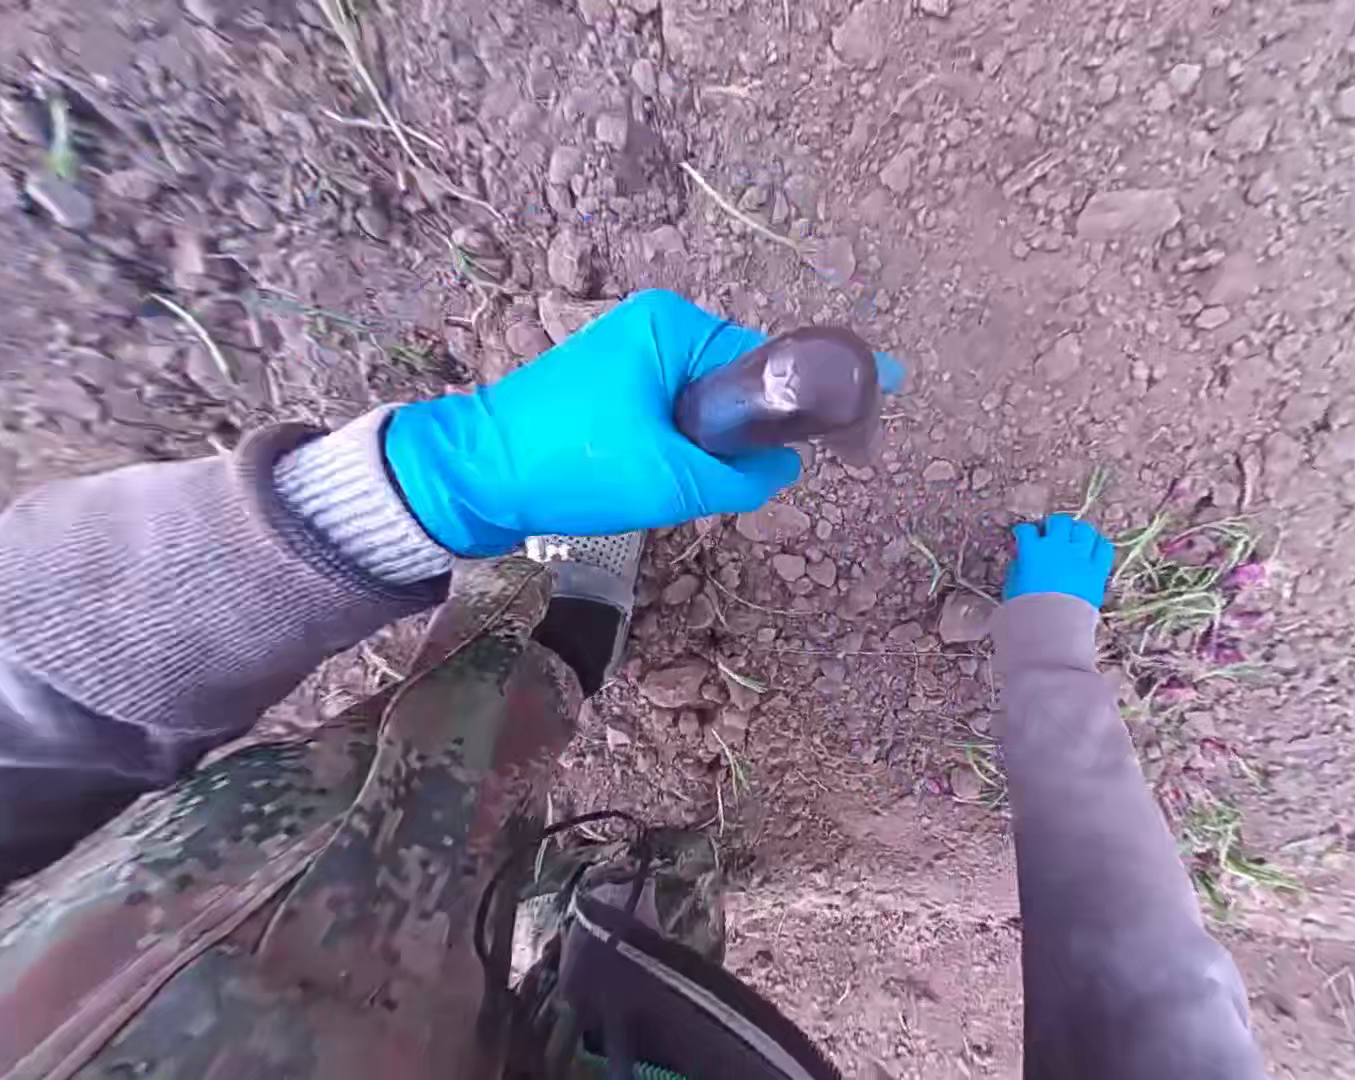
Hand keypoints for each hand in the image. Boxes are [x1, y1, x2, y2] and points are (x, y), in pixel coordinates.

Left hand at [385, 290, 895, 555]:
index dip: (820, 387)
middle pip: (746, 380)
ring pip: (716, 401)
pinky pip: (686, 409)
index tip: (881, 391)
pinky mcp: (623, 384)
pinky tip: (689, 471)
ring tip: (710, 479)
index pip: (770, 356)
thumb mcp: (674, 480)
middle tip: (769, 470)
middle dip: (762, 426)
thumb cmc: (574, 465)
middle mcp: (662, 328)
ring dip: (726, 439)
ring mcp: (640, 354)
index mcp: (677, 328)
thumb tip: (788, 468)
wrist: (473, 477)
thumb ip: (745, 477)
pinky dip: (700, 439)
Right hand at [1004, 513, 1115, 609]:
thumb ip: (1016, 569)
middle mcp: (1058, 546)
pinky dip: (1096, 544)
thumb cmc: (1027, 609)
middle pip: (1058, 522)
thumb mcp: (1012, 588)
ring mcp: (1080, 556)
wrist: (1053, 627)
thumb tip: (1020, 560)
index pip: (1027, 531)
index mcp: (1033, 550)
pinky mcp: (1097, 569)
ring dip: (1076, 530)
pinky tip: (1091, 547)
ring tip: (1072, 537)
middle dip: (1052, 525)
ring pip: (1082, 529)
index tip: (1023, 537)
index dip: (1024, 533)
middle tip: (1049, 533)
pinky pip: (1102, 547)